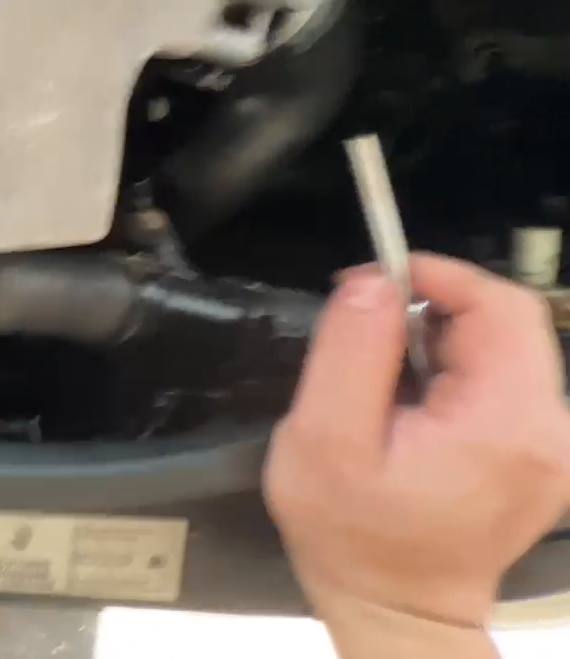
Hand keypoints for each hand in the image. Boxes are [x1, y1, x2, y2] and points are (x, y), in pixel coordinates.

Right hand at [266, 254, 569, 632]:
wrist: (390, 598)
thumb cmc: (347, 522)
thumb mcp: (324, 431)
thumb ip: (351, 352)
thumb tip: (372, 284)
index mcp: (505, 424)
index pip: (504, 310)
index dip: (434, 274)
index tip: (364, 280)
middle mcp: (549, 433)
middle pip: (506, 328)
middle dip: (423, 308)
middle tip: (350, 327)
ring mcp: (548, 448)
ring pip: (498, 352)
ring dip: (426, 340)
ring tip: (366, 375)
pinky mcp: (531, 455)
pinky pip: (493, 382)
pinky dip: (439, 368)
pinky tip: (395, 399)